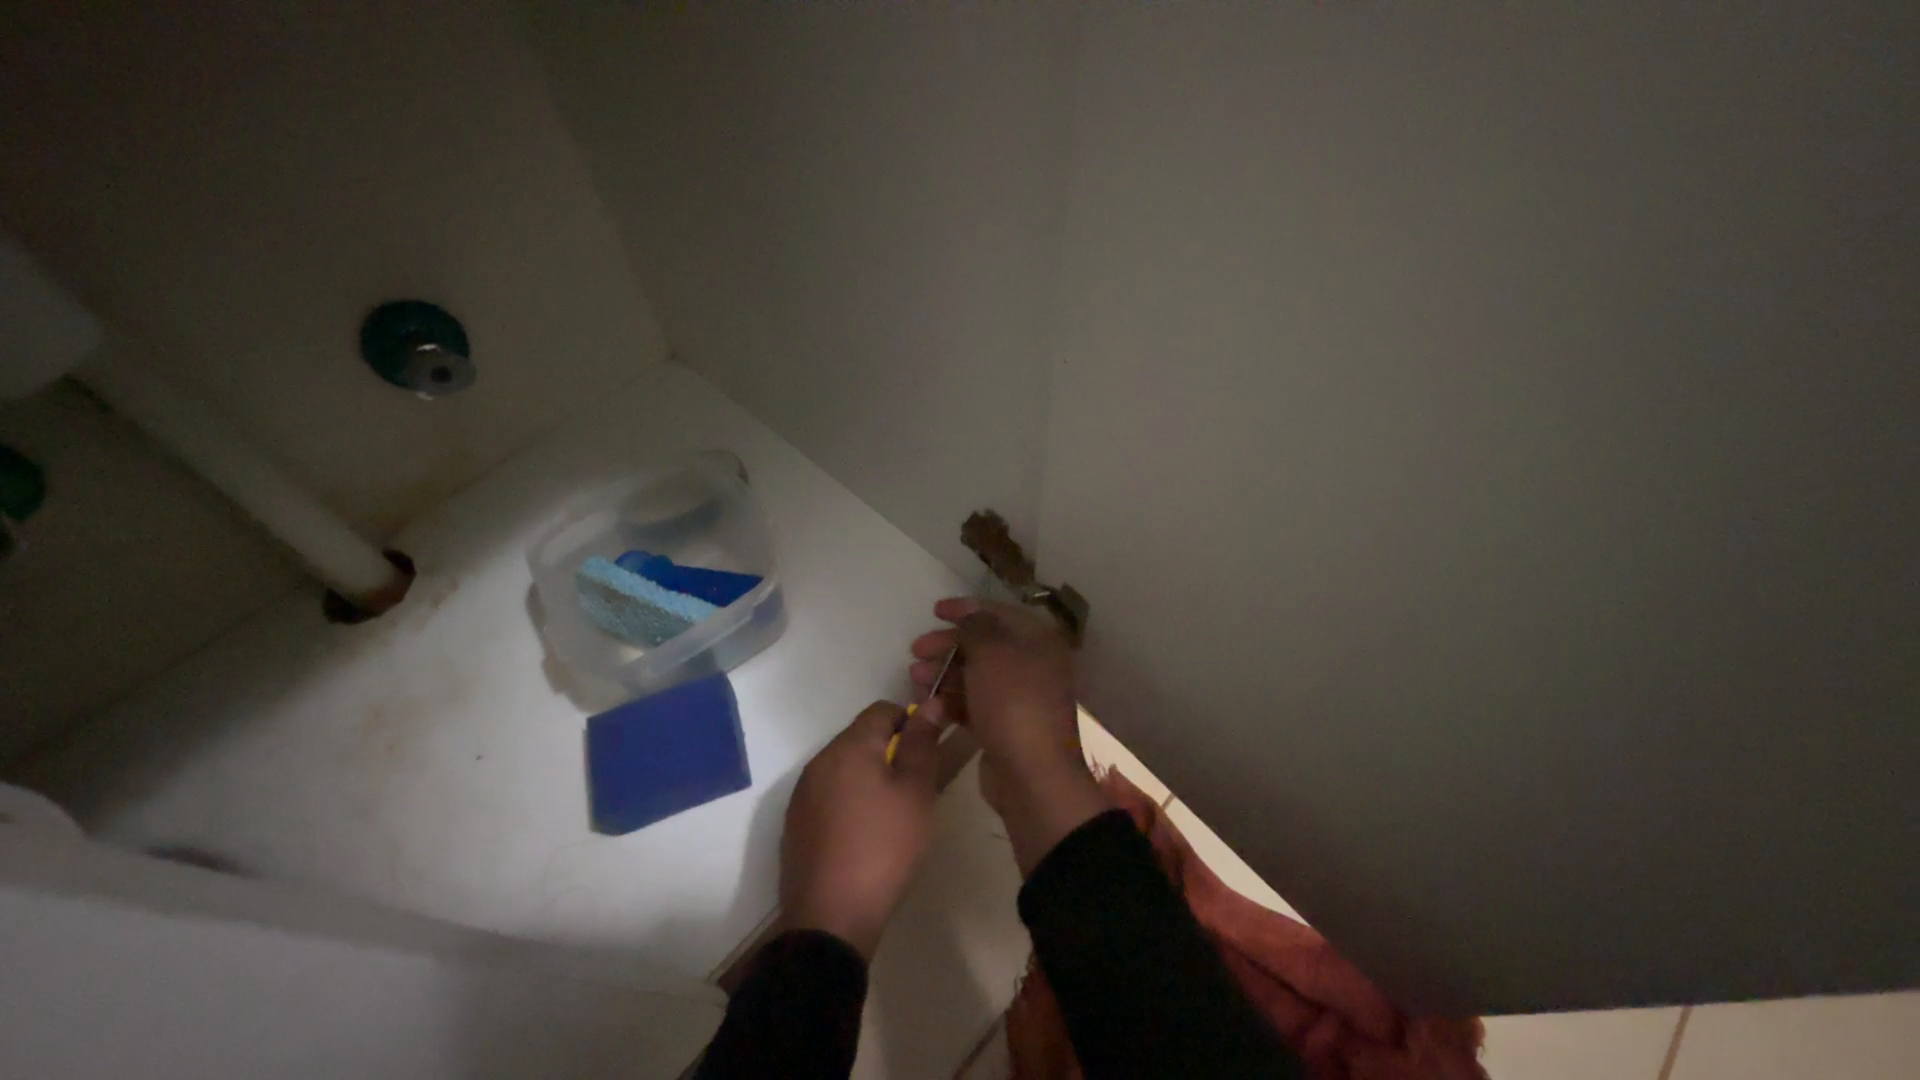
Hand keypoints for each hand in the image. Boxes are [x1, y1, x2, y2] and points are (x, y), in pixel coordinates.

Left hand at [780, 701, 940, 959]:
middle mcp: (819, 762)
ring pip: (843, 769)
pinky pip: (828, 797)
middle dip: (889, 752)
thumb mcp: (916, 793)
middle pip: (860, 738)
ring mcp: (802, 795)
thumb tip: (929, 703)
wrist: (831, 916)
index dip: (910, 722)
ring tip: (890, 817)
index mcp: (848, 747)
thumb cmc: (883, 847)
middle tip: (914, 789)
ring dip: (868, 779)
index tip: (927, 752)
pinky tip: (862, 838)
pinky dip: (848, 804)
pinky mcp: (795, 824)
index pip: (881, 710)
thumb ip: (922, 743)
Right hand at [911, 599, 1107, 875]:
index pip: (999, 613)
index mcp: (1038, 642)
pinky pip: (973, 703)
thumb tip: (971, 618)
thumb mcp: (992, 653)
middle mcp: (1032, 665)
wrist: (1032, 774)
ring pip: (975, 676)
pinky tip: (929, 703)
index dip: (966, 608)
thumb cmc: (1013, 702)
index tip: (935, 611)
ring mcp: (1018, 698)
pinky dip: (951, 700)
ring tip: (915, 678)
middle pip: (984, 645)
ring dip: (943, 673)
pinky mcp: (1004, 726)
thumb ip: (976, 628)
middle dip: (948, 645)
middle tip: (916, 650)